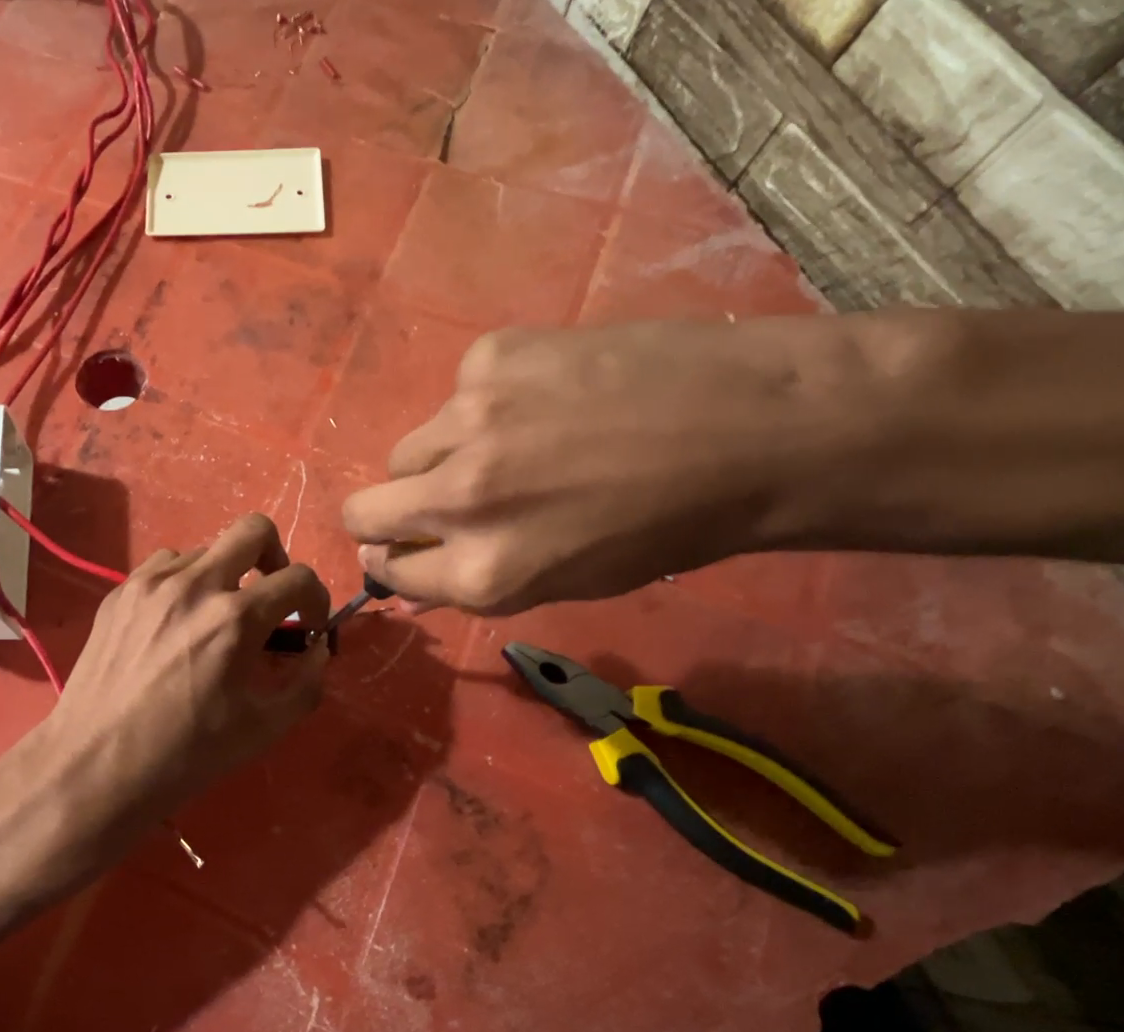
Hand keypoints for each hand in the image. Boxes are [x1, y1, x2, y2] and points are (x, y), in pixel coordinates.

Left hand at [20, 514, 331, 863]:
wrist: (97, 763)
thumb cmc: (186, 754)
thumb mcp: (263, 728)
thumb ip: (305, 682)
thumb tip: (316, 649)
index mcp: (235, 618)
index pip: (298, 578)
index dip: (316, 600)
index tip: (308, 627)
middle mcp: (194, 585)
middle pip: (253, 530)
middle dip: (275, 559)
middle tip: (270, 598)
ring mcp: (150, 584)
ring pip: (205, 550)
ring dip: (223, 576)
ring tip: (214, 620)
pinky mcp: (119, 593)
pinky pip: (163, 567)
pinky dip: (182, 584)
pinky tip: (175, 623)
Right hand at [341, 317, 891, 613]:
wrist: (759, 426)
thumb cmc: (672, 528)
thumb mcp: (568, 581)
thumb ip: (477, 578)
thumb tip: (413, 571)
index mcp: (485, 573)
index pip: (387, 569)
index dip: (393, 560)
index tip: (406, 547)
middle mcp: (461, 500)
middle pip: (364, 511)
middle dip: (385, 515)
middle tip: (432, 502)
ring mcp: (468, 420)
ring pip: (407, 449)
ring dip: (439, 457)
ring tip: (513, 443)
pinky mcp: (489, 358)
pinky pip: (457, 395)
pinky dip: (486, 404)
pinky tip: (549, 397)